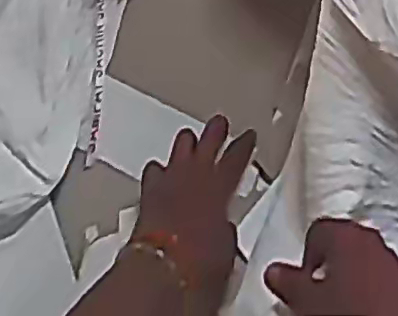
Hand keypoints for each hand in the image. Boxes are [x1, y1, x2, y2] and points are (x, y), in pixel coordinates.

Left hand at [134, 114, 255, 311]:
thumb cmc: (196, 266)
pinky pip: (154, 170)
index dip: (245, 143)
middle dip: (216, 129)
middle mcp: (197, 174)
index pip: (238, 155)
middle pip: (209, 138)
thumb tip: (224, 233)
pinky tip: (160, 173)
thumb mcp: (226, 251)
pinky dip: (159, 171)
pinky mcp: (149, 192)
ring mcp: (171, 179)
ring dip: (187, 143)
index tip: (248, 135)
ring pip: (181, 144)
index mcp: (221, 185)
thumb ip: (227, 230)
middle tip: (219, 124)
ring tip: (190, 140)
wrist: (160, 273)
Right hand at [263, 219, 397, 315]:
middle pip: (344, 241)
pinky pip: (386, 280)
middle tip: (319, 290)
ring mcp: (393, 262)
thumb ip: (288, 279)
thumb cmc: (346, 312)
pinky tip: (365, 308)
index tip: (302, 277)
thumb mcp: (306, 299)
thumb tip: (275, 271)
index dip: (307, 254)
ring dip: (354, 276)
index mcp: (344, 234)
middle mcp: (371, 240)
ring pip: (367, 260)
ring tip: (342, 302)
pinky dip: (375, 289)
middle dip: (331, 263)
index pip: (317, 230)